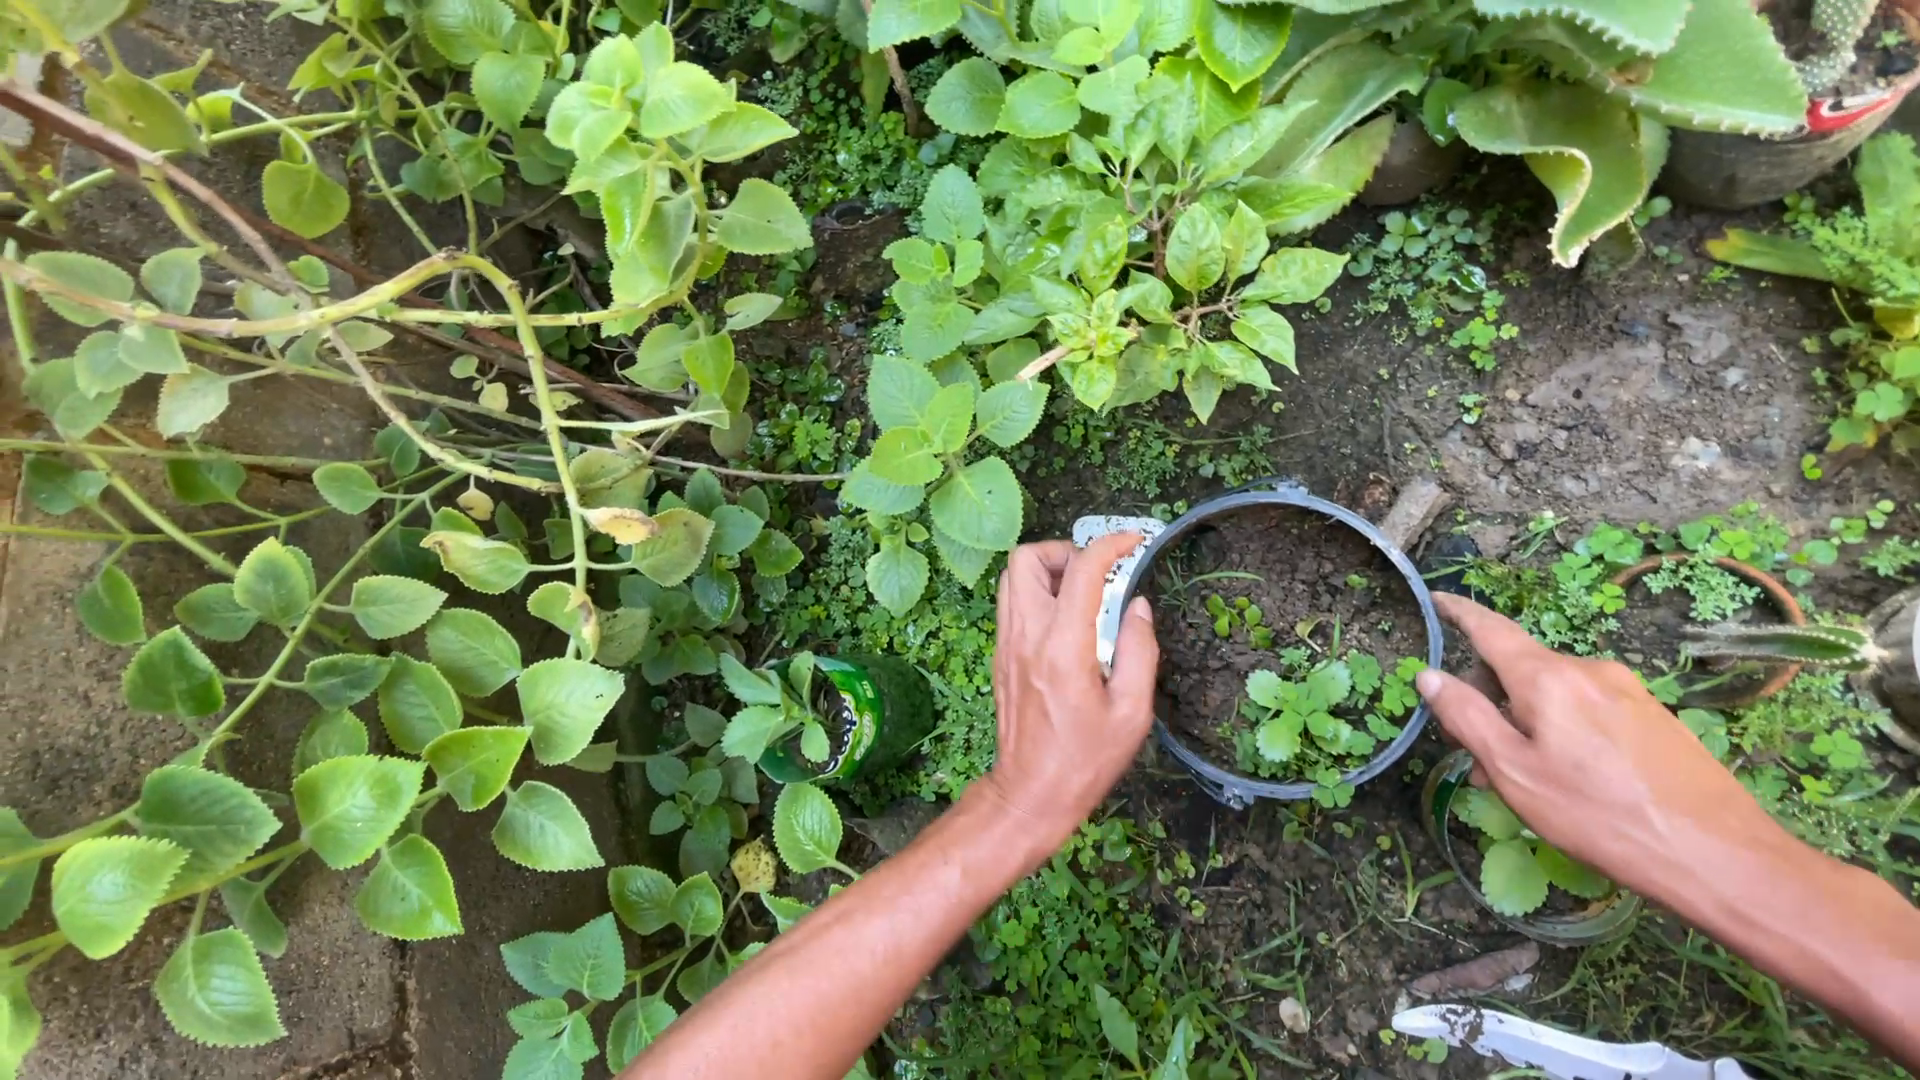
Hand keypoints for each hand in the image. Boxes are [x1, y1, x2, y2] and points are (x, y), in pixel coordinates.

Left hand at [983, 535, 1158, 849]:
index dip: (1110, 545)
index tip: (1134, 543)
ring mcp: (1006, 643)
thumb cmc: (1086, 759)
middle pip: (1026, 558)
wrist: (1030, 792)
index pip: (1081, 570)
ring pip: (1011, 577)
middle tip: (1097, 573)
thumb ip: (1140, 650)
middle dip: (1065, 551)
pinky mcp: (1000, 655)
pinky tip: (1066, 621)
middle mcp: (1025, 635)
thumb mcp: (1132, 711)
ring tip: (1083, 594)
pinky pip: (1011, 603)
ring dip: (1047, 570)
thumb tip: (1137, 606)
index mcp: (1063, 646)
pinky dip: (1036, 594)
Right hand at [1415, 592, 1785, 907]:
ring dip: (1521, 722)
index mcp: (1547, 678)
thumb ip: (1466, 717)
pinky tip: (1565, 778)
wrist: (1725, 860)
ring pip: (1550, 693)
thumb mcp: (1514, 771)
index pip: (1489, 629)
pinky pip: (1586, 709)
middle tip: (1473, 755)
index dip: (1458, 612)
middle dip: (1485, 700)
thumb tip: (1430, 675)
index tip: (1435, 599)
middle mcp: (1588, 671)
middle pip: (1517, 667)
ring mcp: (1627, 692)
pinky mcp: (1653, 718)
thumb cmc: (1600, 815)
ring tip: (1521, 779)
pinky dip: (1558, 730)